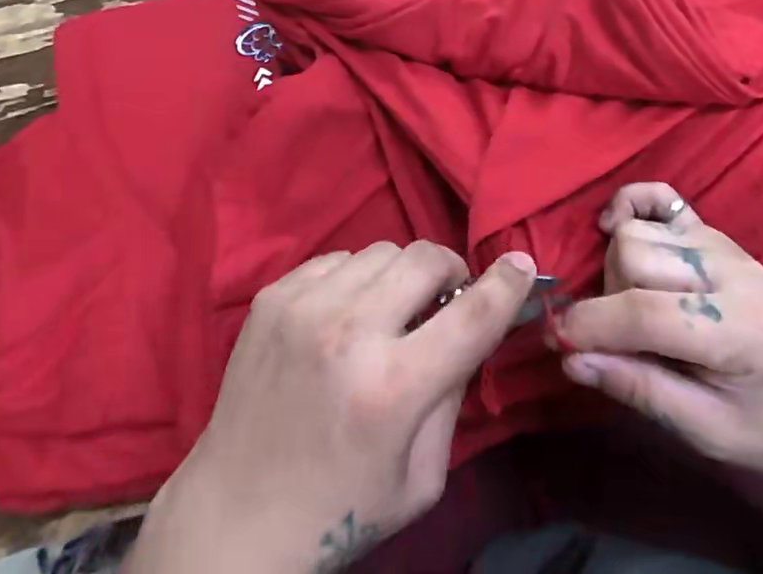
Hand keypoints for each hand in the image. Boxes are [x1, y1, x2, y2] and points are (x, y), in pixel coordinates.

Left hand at [128, 241, 537, 573]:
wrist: (240, 510)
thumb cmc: (342, 507)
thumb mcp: (422, 475)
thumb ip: (452, 393)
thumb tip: (468, 326)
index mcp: (393, 387)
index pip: (471, 315)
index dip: (507, 283)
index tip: (523, 264)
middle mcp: (348, 332)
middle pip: (422, 259)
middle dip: (449, 270)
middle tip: (446, 297)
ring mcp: (303, 307)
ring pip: (378, 252)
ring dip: (400, 274)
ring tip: (391, 310)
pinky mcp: (271, 297)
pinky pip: (335, 259)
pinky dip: (355, 278)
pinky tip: (346, 313)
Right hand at [553, 183, 762, 485]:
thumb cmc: (761, 428)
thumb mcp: (704, 431)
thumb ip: (636, 388)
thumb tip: (569, 357)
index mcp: (742, 332)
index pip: (646, 312)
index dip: (590, 325)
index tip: (555, 340)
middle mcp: (734, 274)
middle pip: (632, 256)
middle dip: (607, 297)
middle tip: (616, 336)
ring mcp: (724, 245)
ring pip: (635, 231)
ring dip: (616, 268)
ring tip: (632, 305)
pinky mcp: (713, 233)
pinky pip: (659, 195)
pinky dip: (629, 204)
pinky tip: (615, 227)